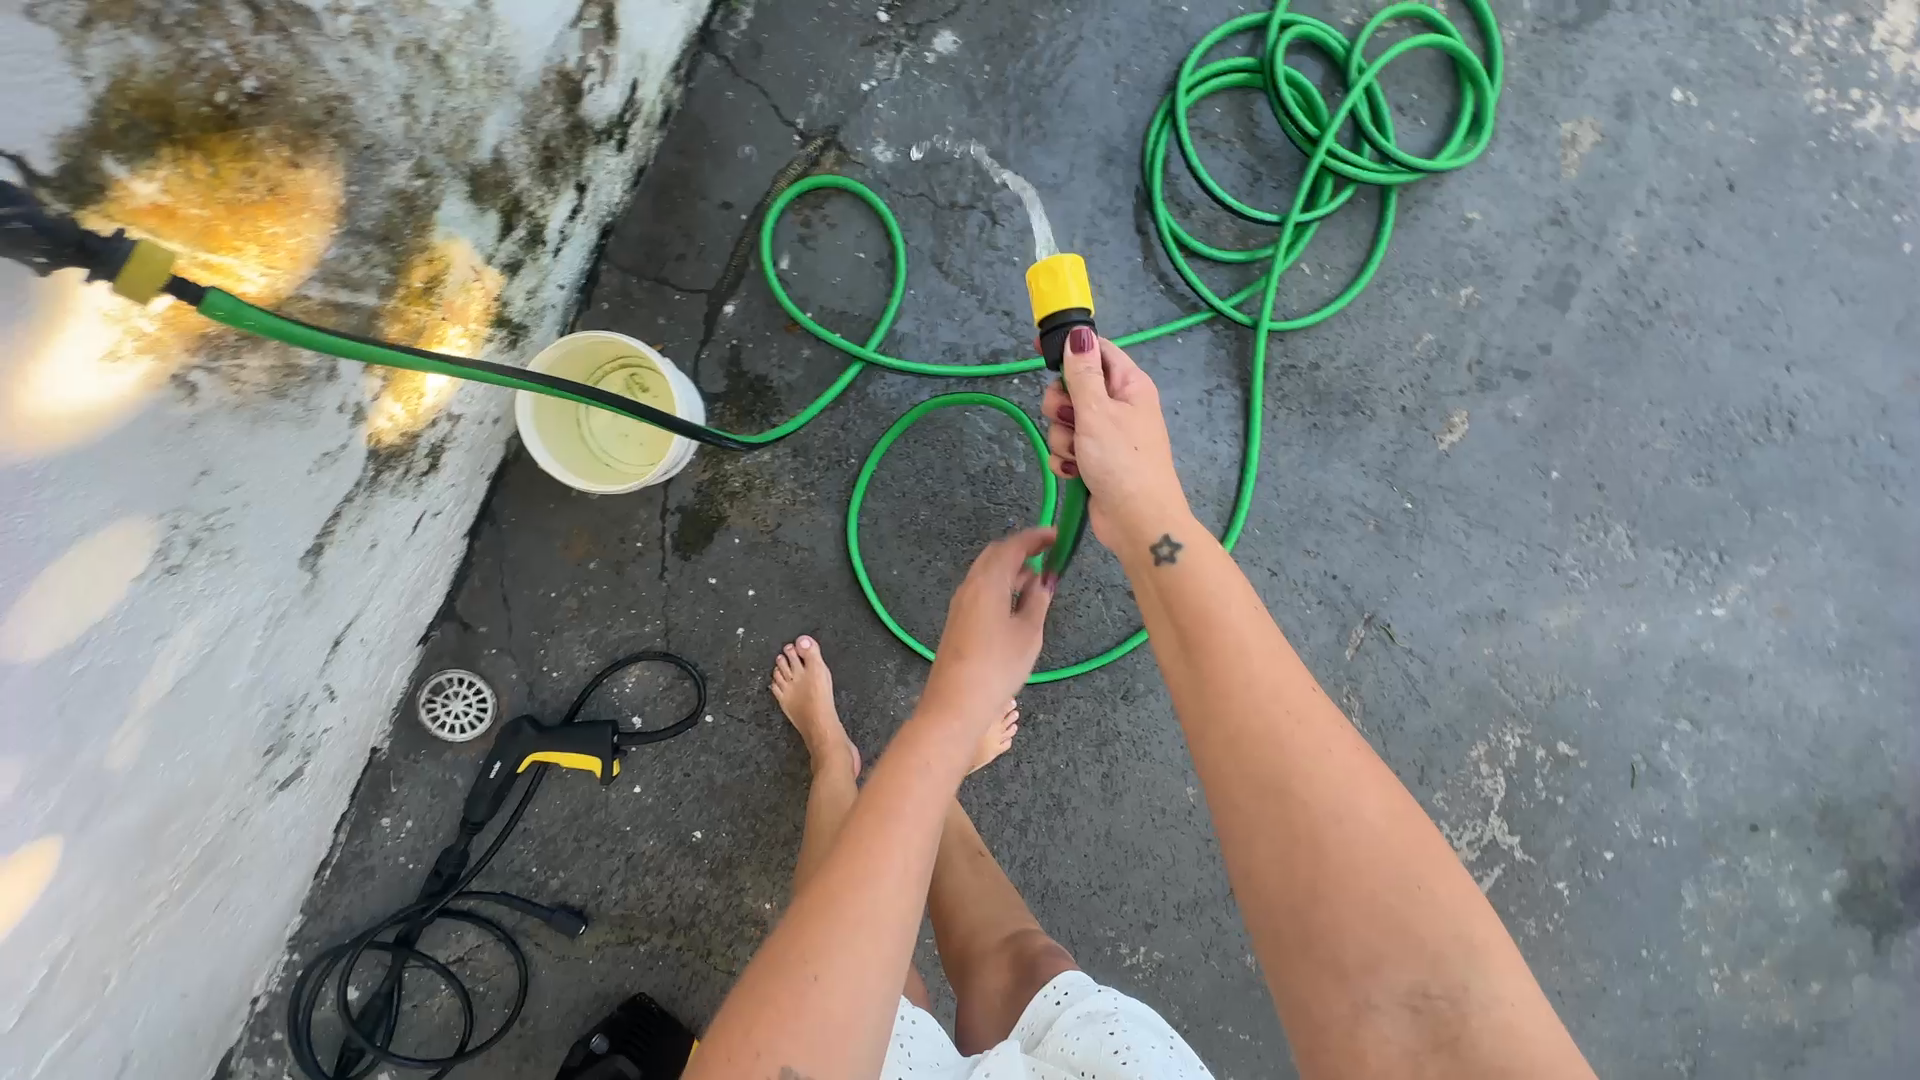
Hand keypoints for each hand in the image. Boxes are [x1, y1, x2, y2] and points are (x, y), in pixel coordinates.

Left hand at [919, 527, 1056, 726]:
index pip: (1012, 546)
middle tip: (1047, 556)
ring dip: (1011, 569)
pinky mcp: (958, 620)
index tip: (1056, 536)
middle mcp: (970, 585)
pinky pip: (981, 589)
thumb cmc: (998, 666)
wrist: (956, 702)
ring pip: (986, 572)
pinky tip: (1015, 602)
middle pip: (995, 555)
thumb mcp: (1028, 632)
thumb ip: (1037, 600)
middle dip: (1021, 550)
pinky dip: (1000, 585)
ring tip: (1036, 581)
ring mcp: (960, 603)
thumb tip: (1042, 581)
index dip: (1036, 538)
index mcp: (988, 582)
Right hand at [1041, 328, 1190, 548]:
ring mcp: (1104, 435)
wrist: (1136, 520)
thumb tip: (1079, 332)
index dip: (1069, 347)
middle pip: (1071, 387)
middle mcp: (1118, 406)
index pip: (1096, 350)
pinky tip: (1076, 473)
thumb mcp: (1098, 410)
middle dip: (1061, 406)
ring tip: (1079, 455)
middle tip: (1070, 419)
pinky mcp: (1092, 461)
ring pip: (1063, 422)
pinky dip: (1066, 461)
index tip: (1039, 349)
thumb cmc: (1122, 460)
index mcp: (1128, 384)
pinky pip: (1066, 449)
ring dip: (1063, 439)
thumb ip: (1082, 372)